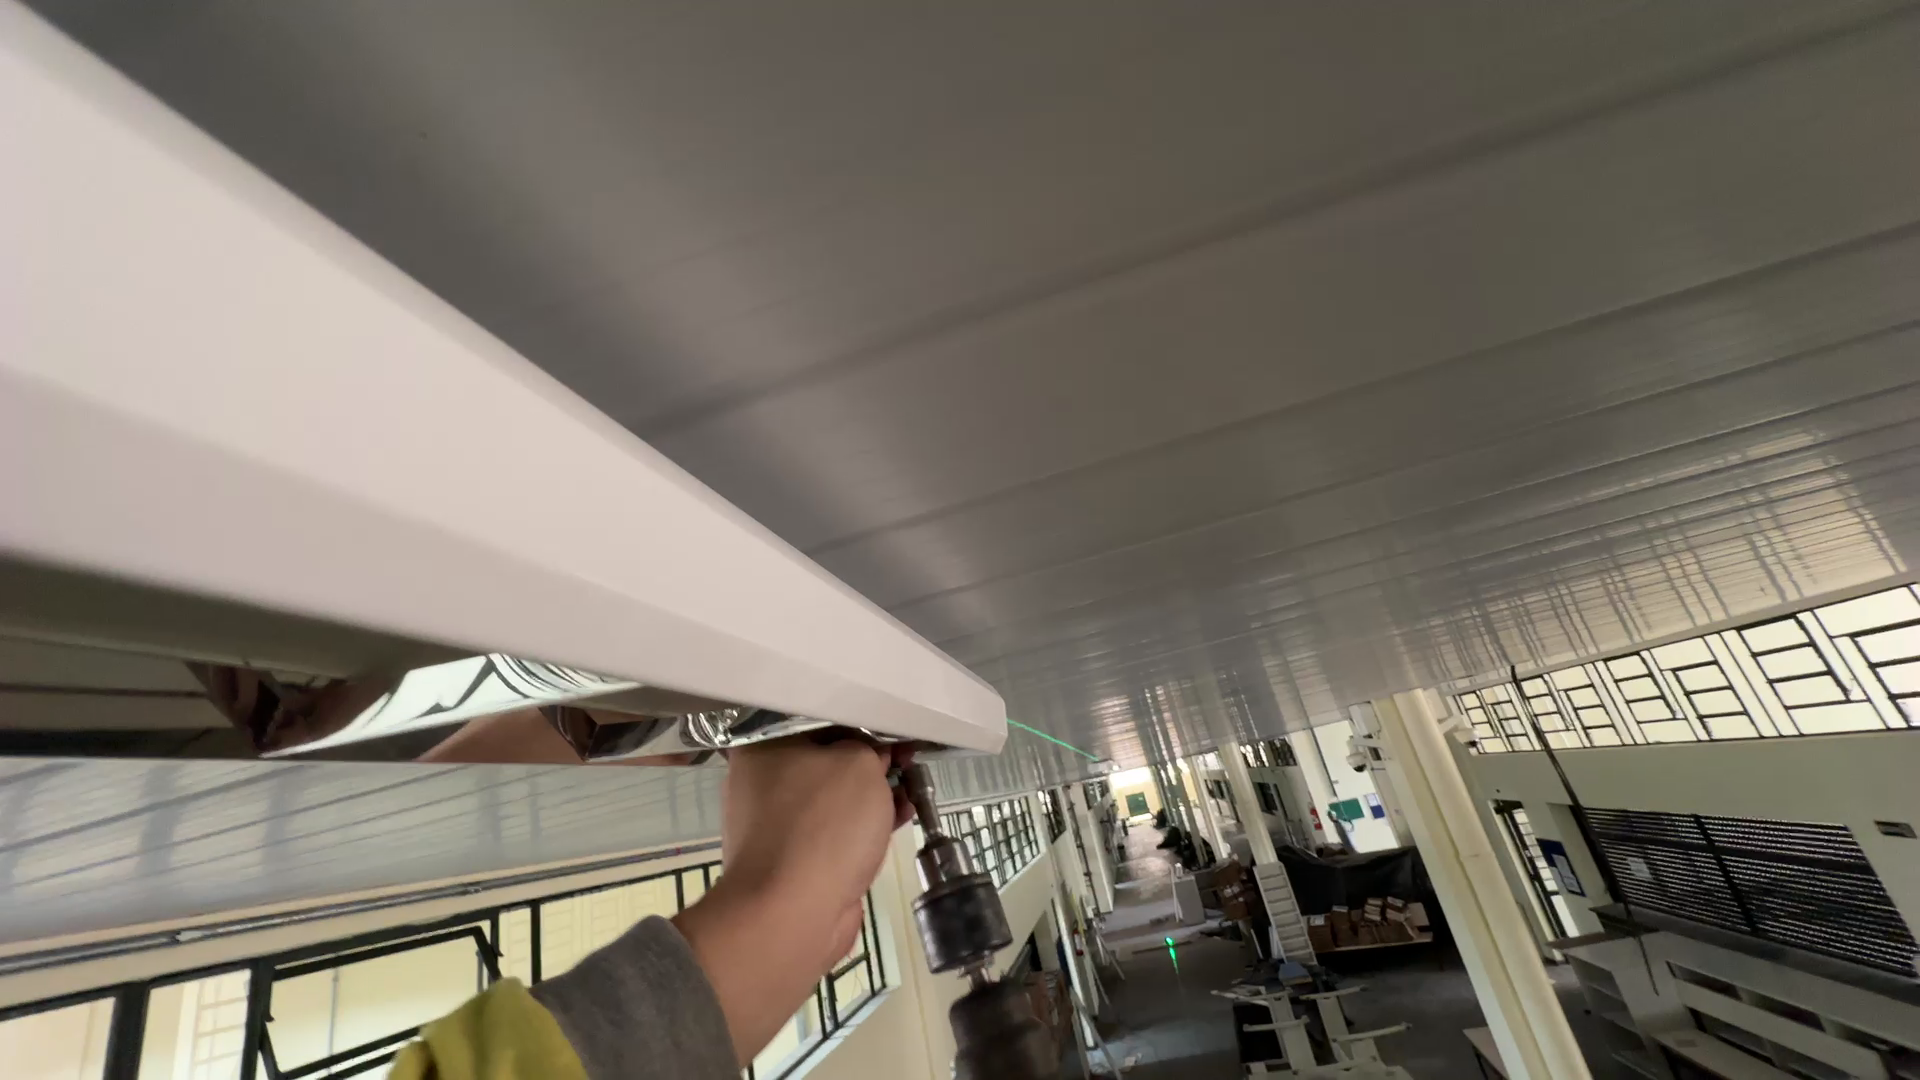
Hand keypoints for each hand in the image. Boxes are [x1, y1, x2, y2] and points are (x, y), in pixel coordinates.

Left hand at [672, 736, 913, 1065]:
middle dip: (871, 760)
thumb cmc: (824, 825)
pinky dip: (864, 823)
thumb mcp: (860, 764)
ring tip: (911, 790)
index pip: (819, 718)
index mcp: (763, 747)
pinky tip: (899, 818)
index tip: (893, 729)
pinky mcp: (792, 858)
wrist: (791, 916)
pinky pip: (834, 829)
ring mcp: (774, 823)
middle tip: (907, 759)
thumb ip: (871, 748)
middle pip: (827, 758)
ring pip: (834, 796)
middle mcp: (760, 781)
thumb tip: (873, 755)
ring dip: (874, 793)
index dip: (862, 721)